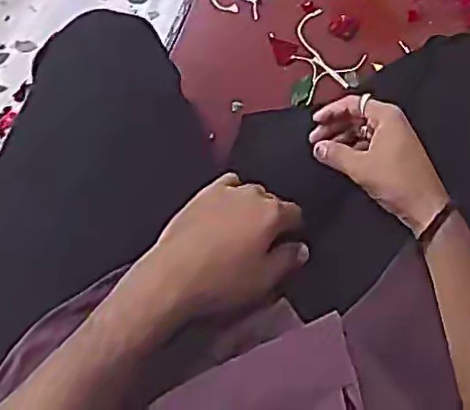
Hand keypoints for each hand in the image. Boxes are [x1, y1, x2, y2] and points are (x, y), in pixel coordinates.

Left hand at [109, 174, 305, 324]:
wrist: (169, 280)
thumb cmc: (217, 283)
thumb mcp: (263, 281)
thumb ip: (288, 261)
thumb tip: (300, 249)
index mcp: (272, 213)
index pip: (295, 214)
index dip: (294, 231)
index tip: (288, 244)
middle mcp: (253, 195)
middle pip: (273, 202)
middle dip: (271, 219)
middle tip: (261, 245)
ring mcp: (227, 191)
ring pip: (250, 193)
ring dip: (251, 208)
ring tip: (240, 233)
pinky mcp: (203, 195)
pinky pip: (226, 186)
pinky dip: (230, 196)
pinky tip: (224, 213)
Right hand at [311, 95, 449, 235]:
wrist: (424, 205)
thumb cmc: (397, 181)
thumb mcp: (361, 167)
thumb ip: (336, 154)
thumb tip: (318, 147)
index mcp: (386, 115)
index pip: (354, 102)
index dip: (332, 110)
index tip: (315, 121)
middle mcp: (391, 120)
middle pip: (357, 114)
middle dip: (335, 125)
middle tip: (314, 138)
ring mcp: (393, 135)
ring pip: (362, 129)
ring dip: (342, 137)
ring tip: (322, 149)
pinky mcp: (393, 150)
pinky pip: (368, 141)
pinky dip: (353, 147)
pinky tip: (339, 157)